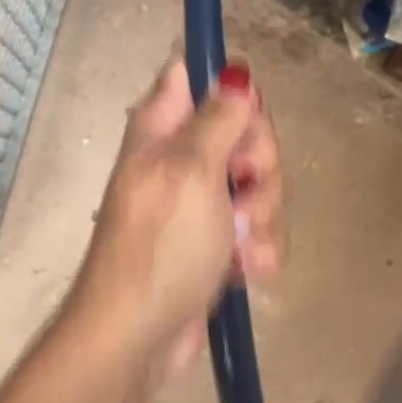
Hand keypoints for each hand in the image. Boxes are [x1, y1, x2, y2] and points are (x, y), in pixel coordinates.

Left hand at [65, 57, 285, 389]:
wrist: (139, 332)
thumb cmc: (162, 243)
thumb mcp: (192, 171)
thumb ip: (217, 119)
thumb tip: (233, 70)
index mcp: (161, 126)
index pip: (199, 79)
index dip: (233, 96)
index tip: (246, 128)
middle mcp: (177, 155)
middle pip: (241, 133)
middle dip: (259, 168)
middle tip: (245, 193)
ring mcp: (195, 200)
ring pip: (254, 184)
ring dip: (262, 217)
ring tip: (244, 247)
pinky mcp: (211, 240)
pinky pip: (251, 227)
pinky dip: (256, 248)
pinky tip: (248, 271)